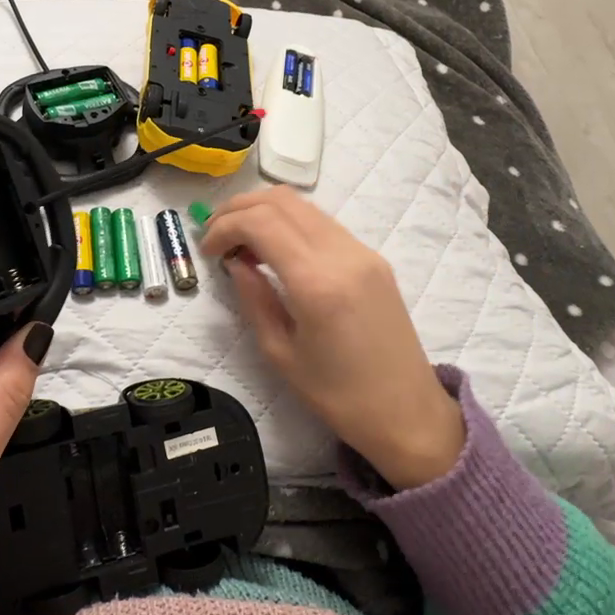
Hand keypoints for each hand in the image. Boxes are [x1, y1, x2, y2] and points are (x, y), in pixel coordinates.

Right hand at [201, 187, 463, 488]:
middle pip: (280, 201)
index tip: (206, 250)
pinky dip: (288, 221)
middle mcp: (342, 255)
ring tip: (240, 240)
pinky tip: (273, 248)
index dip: (224, 226)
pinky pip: (321, 222)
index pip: (260, 223)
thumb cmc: (339, 396)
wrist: (408, 413)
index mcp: (317, 283)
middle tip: (215, 235)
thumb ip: (254, 299)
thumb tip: (236, 261)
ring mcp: (362, 251)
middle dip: (238, 209)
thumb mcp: (280, 352)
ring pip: (302, 204)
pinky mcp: (372, 257)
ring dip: (263, 211)